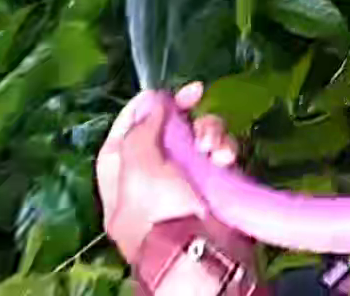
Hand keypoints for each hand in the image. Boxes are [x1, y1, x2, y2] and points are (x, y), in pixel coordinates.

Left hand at [95, 82, 241, 265]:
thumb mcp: (140, 171)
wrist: (203, 257)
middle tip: (198, 94)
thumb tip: (151, 102)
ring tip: (213, 144)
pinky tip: (226, 157)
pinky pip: (220, 154)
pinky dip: (225, 150)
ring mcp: (186, 183)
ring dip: (208, 131)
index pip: (123, 136)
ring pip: (197, 137)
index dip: (139, 110)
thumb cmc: (161, 215)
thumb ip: (141, 132)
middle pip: (165, 131)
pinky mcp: (216, 186)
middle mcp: (153, 180)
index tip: (159, 92)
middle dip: (182, 113)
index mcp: (123, 182)